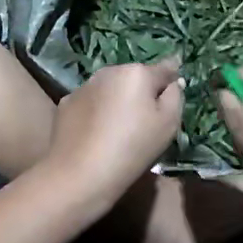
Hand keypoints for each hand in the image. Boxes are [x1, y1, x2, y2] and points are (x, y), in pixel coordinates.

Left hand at [39, 57, 183, 213]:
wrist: (81, 173)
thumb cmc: (133, 148)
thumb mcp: (168, 124)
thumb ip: (175, 96)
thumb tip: (172, 82)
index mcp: (137, 73)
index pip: (165, 69)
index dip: (172, 80)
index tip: (173, 92)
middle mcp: (109, 71)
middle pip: (135, 78)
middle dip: (142, 92)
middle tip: (145, 120)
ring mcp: (84, 86)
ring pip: (110, 88)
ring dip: (118, 100)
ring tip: (119, 129)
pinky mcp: (67, 103)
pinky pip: (91, 102)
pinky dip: (97, 111)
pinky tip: (96, 133)